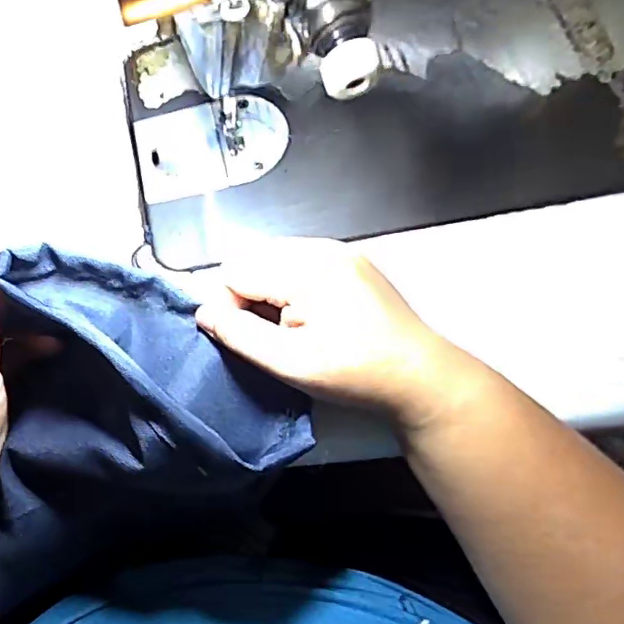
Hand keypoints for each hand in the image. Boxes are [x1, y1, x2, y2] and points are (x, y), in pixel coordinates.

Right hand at [194, 238, 497, 434]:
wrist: (419, 376)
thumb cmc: (355, 372)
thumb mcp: (288, 363)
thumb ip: (238, 334)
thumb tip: (204, 314)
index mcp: (305, 268)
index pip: (232, 272)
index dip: (229, 308)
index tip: (249, 340)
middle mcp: (320, 248)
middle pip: (250, 260)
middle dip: (247, 297)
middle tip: (272, 336)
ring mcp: (337, 250)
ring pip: (271, 260)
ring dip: (267, 292)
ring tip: (292, 328)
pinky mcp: (348, 260)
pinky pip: (297, 263)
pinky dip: (289, 287)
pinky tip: (308, 317)